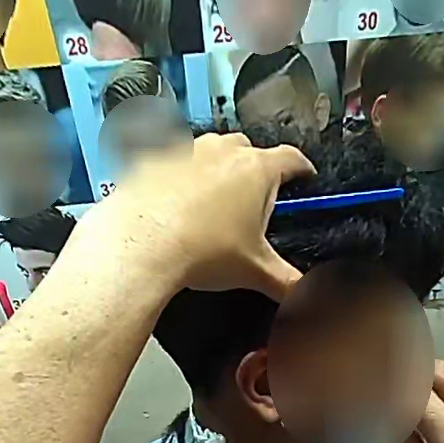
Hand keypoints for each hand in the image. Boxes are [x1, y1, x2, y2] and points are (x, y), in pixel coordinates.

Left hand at [75, 133, 313, 299]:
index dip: (303, 169)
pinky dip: (181, 178)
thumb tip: (302, 292)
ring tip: (213, 208)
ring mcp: (184, 150)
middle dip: (256, 172)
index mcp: (256, 170)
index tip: (304, 176)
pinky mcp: (151, 159)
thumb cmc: (199, 249)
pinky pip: (174, 161)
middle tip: (252, 205)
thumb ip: (287, 283)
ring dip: (218, 171)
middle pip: (250, 151)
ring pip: (211, 152)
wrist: (139, 246)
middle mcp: (222, 151)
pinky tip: (178, 207)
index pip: (292, 159)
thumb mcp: (256, 272)